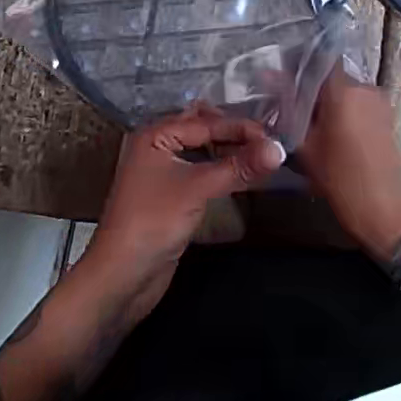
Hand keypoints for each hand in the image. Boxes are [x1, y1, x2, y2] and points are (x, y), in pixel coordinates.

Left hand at [86, 104, 284, 291]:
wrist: (120, 278)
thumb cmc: (153, 222)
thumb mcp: (198, 188)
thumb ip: (239, 167)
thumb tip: (279, 149)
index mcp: (155, 135)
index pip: (206, 123)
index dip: (241, 128)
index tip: (274, 136)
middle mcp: (157, 147)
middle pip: (203, 131)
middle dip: (235, 134)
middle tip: (269, 141)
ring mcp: (163, 172)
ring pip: (203, 152)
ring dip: (230, 152)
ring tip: (263, 155)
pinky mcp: (171, 196)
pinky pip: (202, 172)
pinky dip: (223, 170)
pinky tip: (244, 175)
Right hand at [299, 67, 400, 258]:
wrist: (381, 209)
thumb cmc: (338, 178)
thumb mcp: (304, 144)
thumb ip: (287, 106)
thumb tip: (268, 76)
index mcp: (344, 90)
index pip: (320, 57)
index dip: (300, 61)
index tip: (282, 71)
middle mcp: (365, 87)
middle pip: (331, 75)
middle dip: (310, 85)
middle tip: (288, 102)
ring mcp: (378, 100)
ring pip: (344, 89)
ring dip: (326, 99)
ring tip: (307, 120)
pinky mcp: (385, 115)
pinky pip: (357, 102)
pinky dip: (341, 109)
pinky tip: (327, 130)